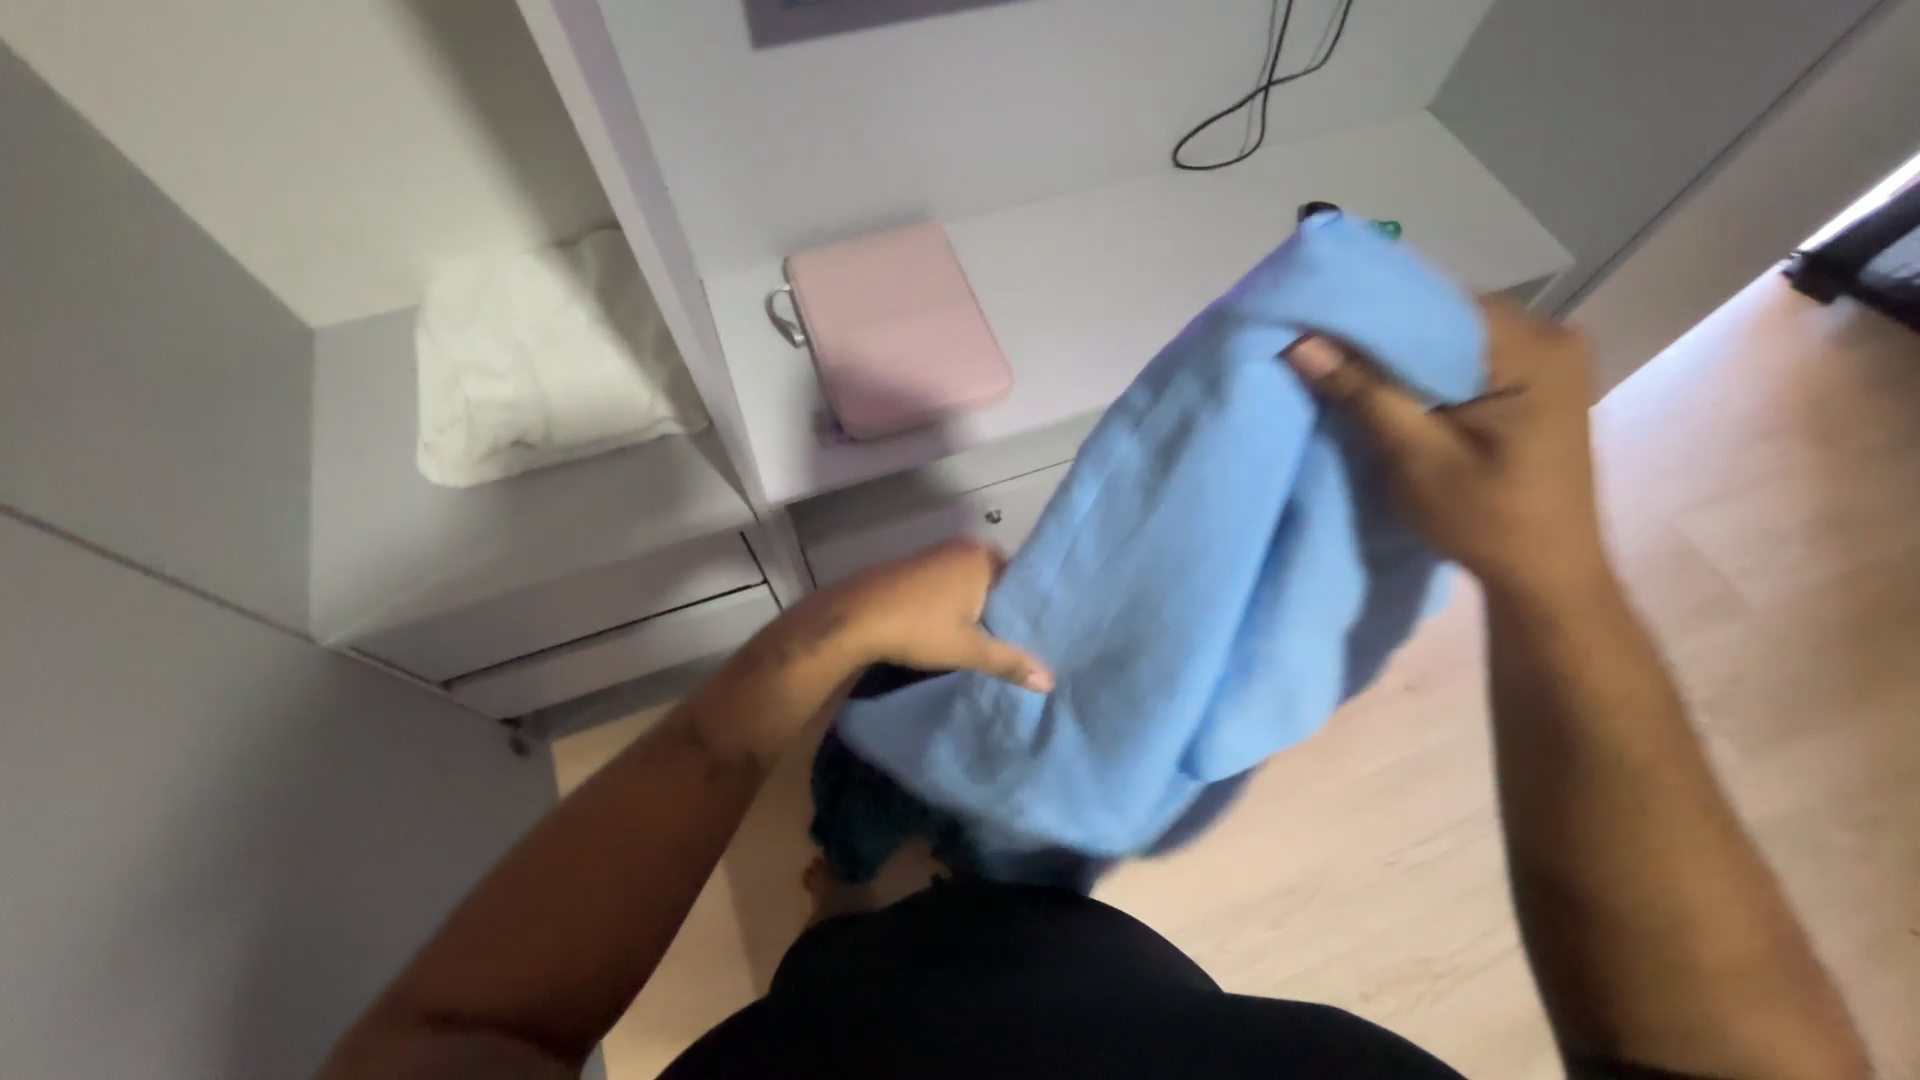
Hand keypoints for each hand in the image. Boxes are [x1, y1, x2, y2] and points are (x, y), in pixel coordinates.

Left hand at [784, 537, 1053, 691]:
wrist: (853, 617)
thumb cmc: (919, 627)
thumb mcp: (968, 649)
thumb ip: (1010, 662)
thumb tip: (1050, 681)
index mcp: (983, 558)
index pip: (1021, 579)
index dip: (1027, 607)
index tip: (1037, 633)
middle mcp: (962, 547)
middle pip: (995, 582)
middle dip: (1000, 609)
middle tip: (1015, 642)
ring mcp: (934, 555)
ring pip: (968, 584)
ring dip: (974, 609)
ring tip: (987, 641)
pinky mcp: (912, 568)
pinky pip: (946, 585)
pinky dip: (951, 604)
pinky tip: (949, 629)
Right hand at [1285, 298, 1611, 599]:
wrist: (1546, 572)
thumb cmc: (1486, 521)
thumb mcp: (1416, 458)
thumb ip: (1364, 393)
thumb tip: (1303, 342)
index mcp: (1534, 349)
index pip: (1435, 305)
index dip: (1368, 314)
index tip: (1310, 326)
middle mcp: (1551, 335)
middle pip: (1445, 315)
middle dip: (1381, 334)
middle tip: (1318, 347)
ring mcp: (1548, 356)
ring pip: (1451, 334)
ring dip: (1399, 354)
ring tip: (1342, 363)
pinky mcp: (1536, 378)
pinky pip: (1466, 355)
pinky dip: (1423, 368)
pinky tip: (1389, 384)